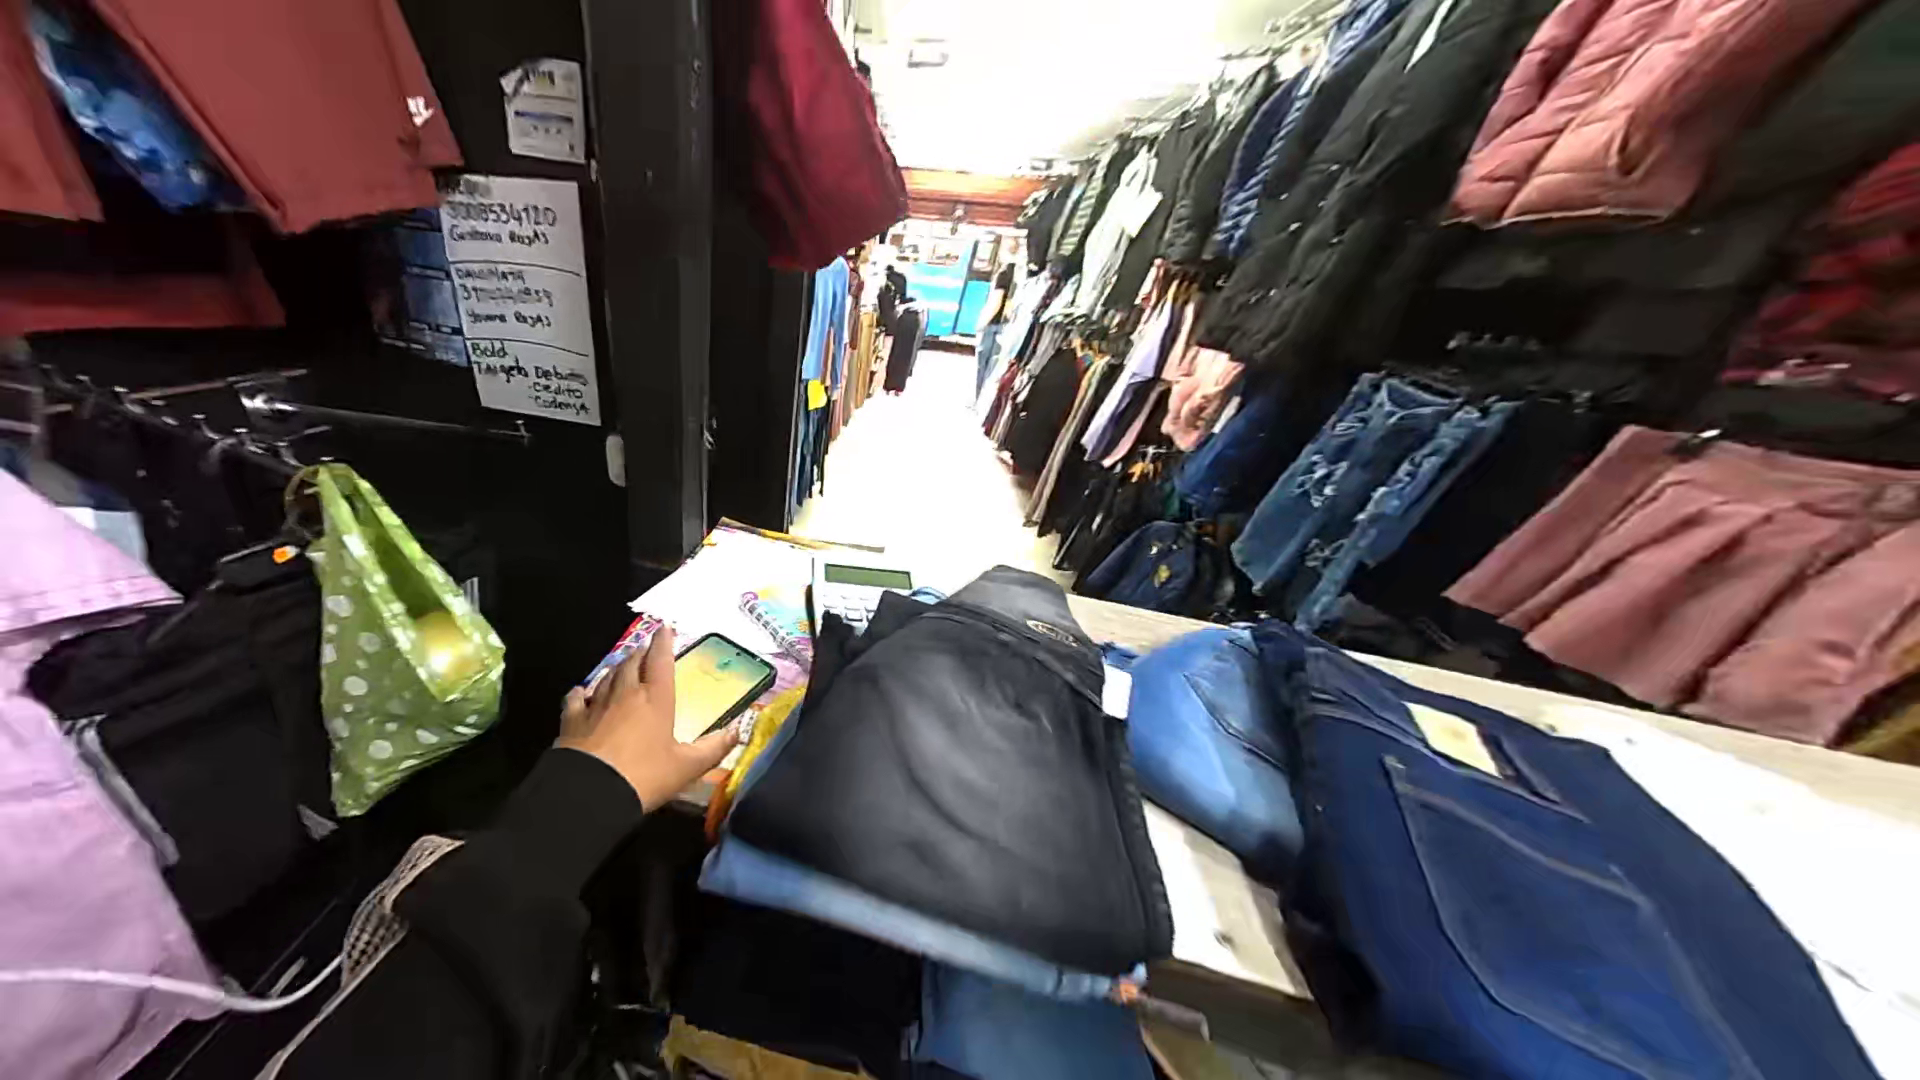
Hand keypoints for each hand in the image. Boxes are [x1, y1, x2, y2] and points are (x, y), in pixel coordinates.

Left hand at [556, 628, 740, 810]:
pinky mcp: (571, 722)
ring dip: (618, 666)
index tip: (666, 628)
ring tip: (624, 662)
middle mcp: (626, 694)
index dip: (664, 642)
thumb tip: (736, 732)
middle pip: (633, 663)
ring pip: (608, 676)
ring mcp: (596, 706)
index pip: (661, 661)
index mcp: (656, 699)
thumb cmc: (644, 776)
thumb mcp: (686, 767)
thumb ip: (713, 748)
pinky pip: (576, 698)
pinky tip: (582, 690)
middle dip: (641, 652)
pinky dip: (582, 690)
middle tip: (646, 646)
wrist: (587, 796)